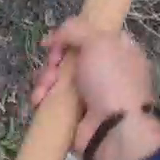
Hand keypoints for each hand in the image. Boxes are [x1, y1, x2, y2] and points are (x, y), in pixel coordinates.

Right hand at [31, 18, 159, 159]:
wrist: (113, 130)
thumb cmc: (112, 81)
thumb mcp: (99, 41)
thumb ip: (75, 29)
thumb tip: (53, 37)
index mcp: (119, 52)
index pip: (91, 37)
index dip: (71, 36)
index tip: (56, 40)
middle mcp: (105, 73)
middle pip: (69, 57)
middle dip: (54, 61)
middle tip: (53, 66)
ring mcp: (89, 95)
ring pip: (57, 79)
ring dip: (45, 80)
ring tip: (44, 90)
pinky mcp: (73, 115)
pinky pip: (52, 101)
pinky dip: (43, 99)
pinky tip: (40, 101)